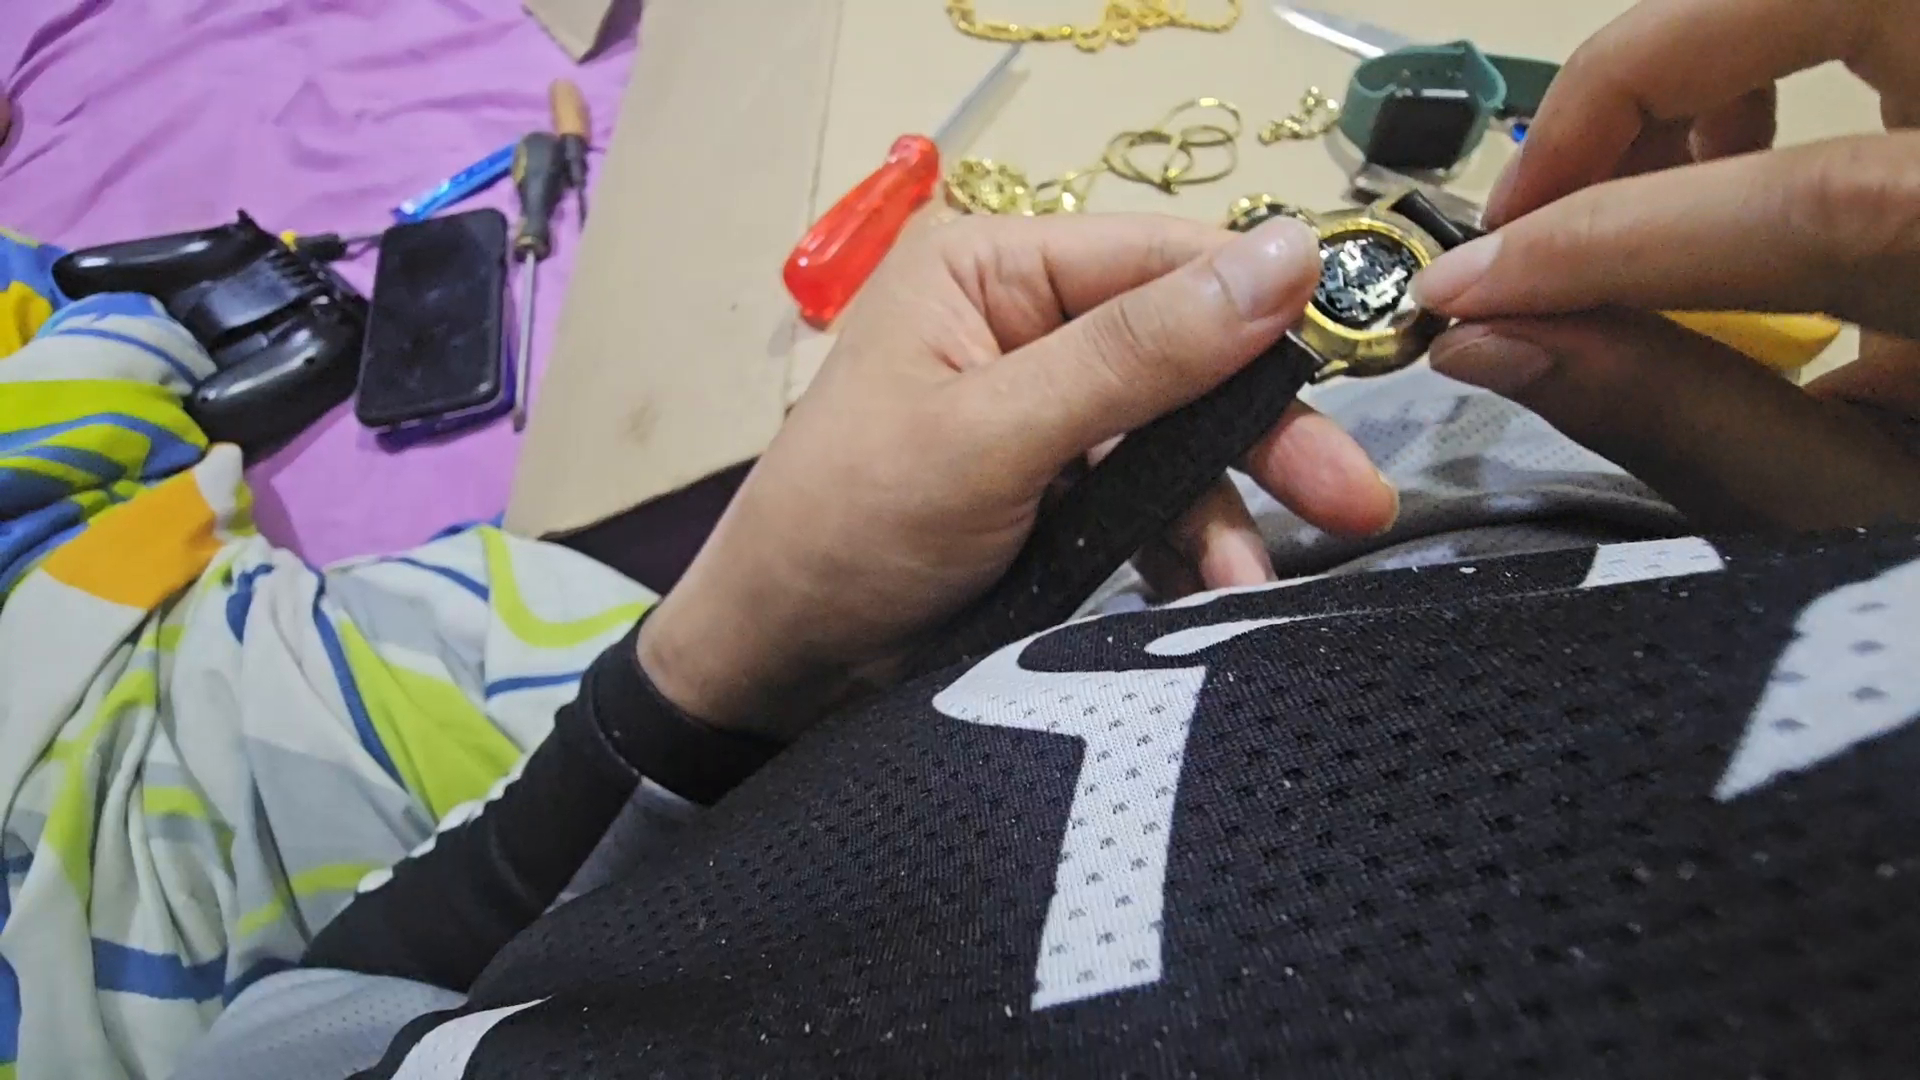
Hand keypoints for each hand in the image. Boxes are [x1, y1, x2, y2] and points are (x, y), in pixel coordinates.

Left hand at [639, 213, 1397, 737]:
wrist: (790, 654)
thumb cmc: (857, 526)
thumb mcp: (990, 434)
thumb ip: (1135, 355)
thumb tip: (1289, 253)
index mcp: (993, 271)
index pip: (1158, 261)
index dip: (1256, 307)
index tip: (1346, 368)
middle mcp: (1025, 327)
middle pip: (1180, 358)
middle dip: (1257, 436)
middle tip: (1348, 500)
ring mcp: (1044, 416)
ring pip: (1170, 443)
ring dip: (1217, 515)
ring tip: (1247, 586)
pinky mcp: (1053, 491)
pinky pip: (1141, 503)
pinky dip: (1177, 548)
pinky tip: (1205, 592)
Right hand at [1405, 0, 1919, 526]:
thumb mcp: (1832, 493)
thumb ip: (1663, 411)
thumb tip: (1481, 345)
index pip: (1821, 206)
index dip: (1597, 243)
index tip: (1457, 290)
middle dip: (1628, 85)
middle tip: (1526, 206)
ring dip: (1673, 69)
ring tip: (1604, 194)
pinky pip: (1852, 7)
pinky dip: (1739, 58)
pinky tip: (1708, 155)